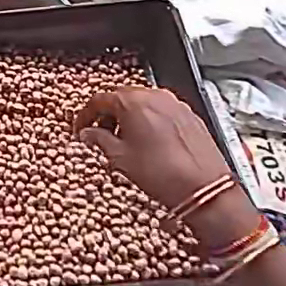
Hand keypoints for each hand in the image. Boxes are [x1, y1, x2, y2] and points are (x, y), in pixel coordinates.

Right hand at [73, 87, 239, 211]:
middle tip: (99, 133)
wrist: (203, 188)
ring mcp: (175, 105)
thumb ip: (99, 140)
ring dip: (129, 117)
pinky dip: (149, 121)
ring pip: (143, 103)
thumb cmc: (163, 173)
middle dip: (107, 115)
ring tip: (124, 141)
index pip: (99, 100)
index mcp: (132, 102)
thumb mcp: (119, 158)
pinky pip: (162, 111)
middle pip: (121, 97)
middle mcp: (155, 97)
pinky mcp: (190, 116)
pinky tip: (148, 142)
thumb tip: (89, 134)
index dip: (85, 115)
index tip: (82, 128)